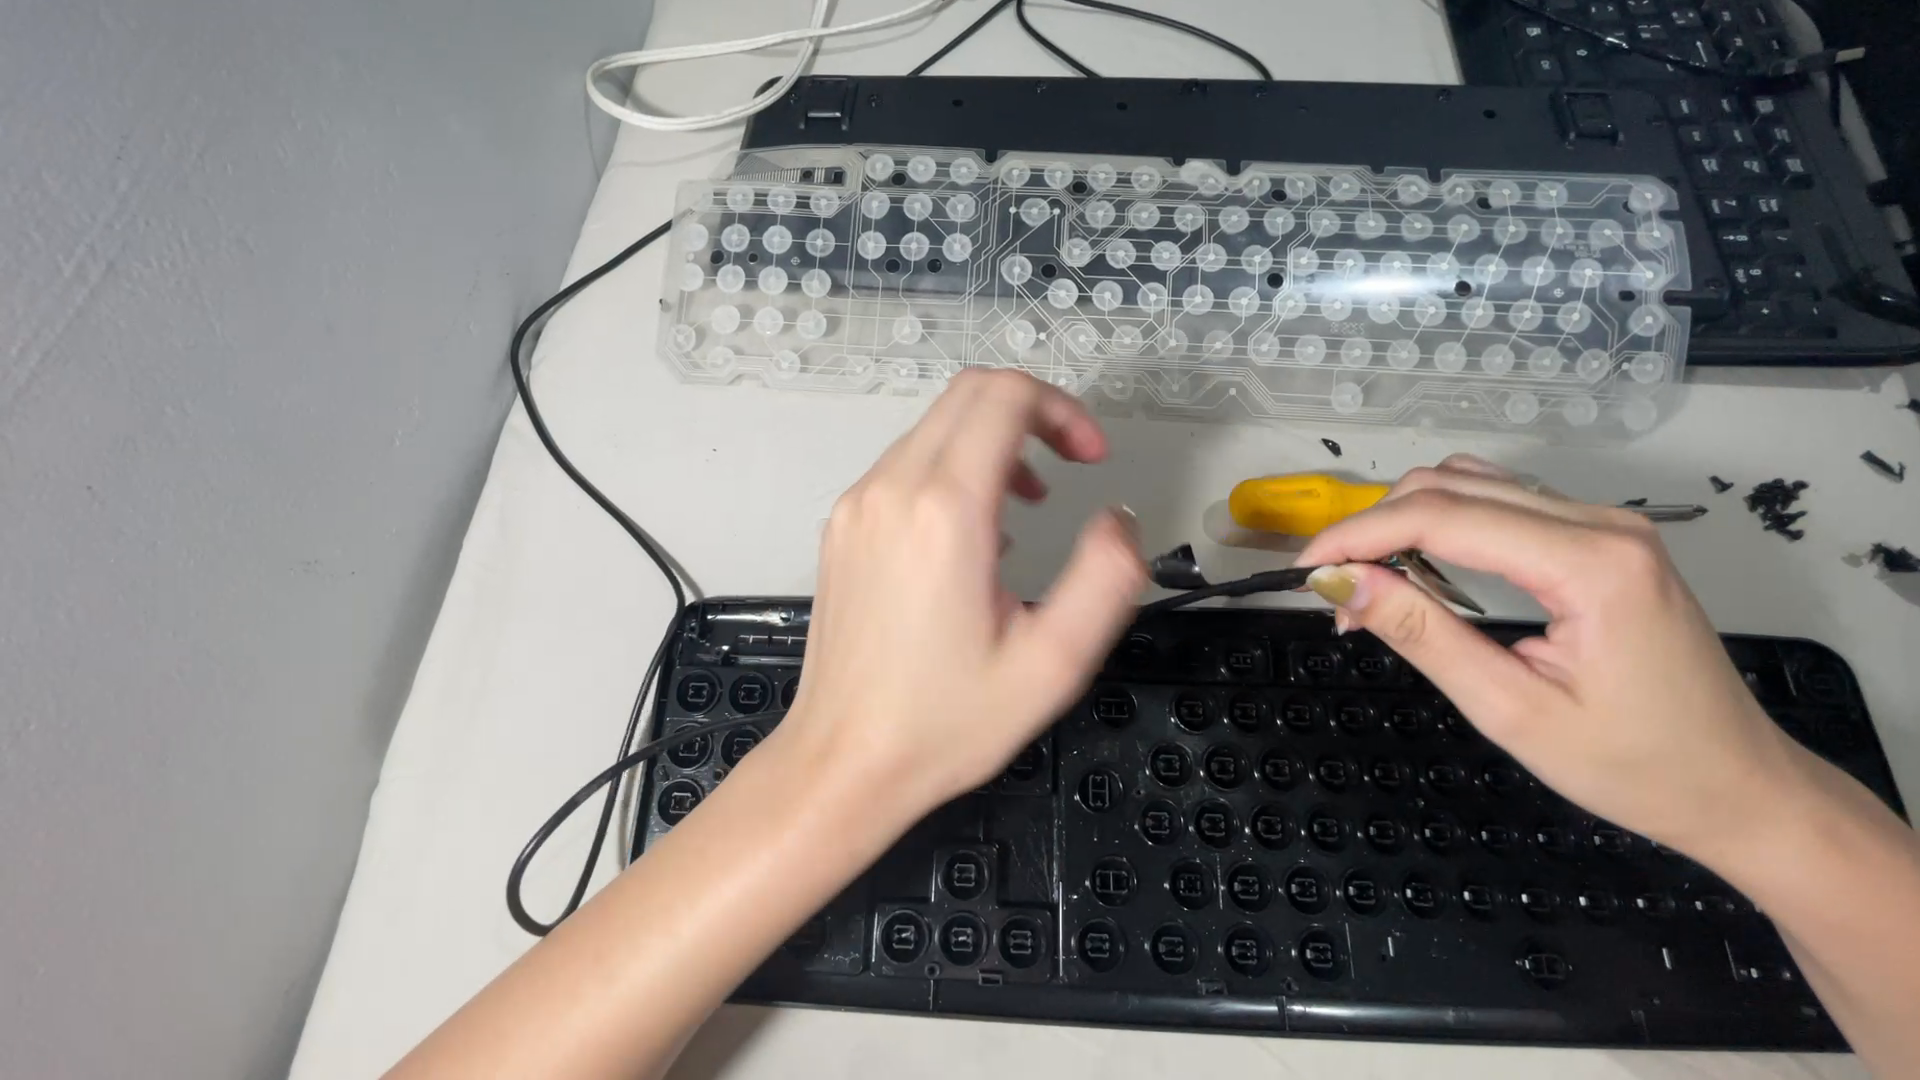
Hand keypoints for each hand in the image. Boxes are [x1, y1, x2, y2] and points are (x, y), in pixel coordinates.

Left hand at [783, 370, 1145, 819]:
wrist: (845, 761)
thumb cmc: (943, 722)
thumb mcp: (1053, 662)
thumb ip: (1106, 577)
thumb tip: (1117, 521)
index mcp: (945, 512)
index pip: (1005, 396)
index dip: (1063, 410)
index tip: (1090, 458)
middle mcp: (891, 491)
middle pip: (968, 393)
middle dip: (1032, 412)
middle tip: (1069, 462)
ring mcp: (857, 506)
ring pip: (934, 426)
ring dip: (992, 443)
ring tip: (1025, 506)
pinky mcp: (842, 527)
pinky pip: (904, 465)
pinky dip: (950, 470)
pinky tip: (973, 536)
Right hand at [1296, 455, 1811, 862]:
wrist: (1740, 787)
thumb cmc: (1632, 765)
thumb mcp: (1509, 710)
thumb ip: (1420, 634)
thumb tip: (1339, 583)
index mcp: (1590, 563)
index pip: (1441, 517)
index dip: (1357, 535)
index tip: (1303, 570)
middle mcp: (1600, 523)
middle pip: (1448, 487)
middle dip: (1371, 530)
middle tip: (1335, 595)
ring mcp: (1603, 524)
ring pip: (1467, 484)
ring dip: (1400, 522)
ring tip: (1370, 585)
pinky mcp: (1597, 537)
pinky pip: (1496, 502)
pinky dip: (1438, 525)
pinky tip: (1419, 569)